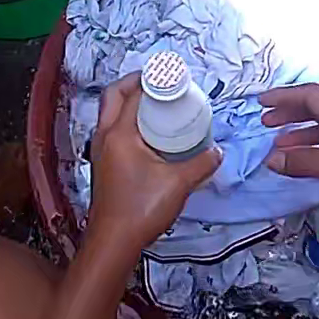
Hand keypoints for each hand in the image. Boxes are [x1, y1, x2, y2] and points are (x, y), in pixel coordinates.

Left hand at [86, 73, 222, 254]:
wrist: (113, 242)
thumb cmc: (141, 209)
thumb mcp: (178, 184)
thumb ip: (202, 164)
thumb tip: (217, 151)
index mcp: (119, 134)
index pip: (134, 95)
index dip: (153, 81)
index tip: (172, 76)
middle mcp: (105, 136)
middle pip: (113, 95)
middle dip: (134, 82)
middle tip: (157, 81)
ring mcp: (100, 150)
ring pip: (109, 112)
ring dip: (128, 100)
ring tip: (154, 102)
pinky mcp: (102, 163)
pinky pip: (111, 128)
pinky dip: (126, 119)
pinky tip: (147, 131)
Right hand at [260, 83, 318, 232]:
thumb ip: (303, 162)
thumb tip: (270, 159)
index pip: (310, 95)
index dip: (285, 96)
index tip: (261, 102)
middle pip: (314, 110)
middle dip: (288, 113)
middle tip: (264, 122)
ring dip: (297, 135)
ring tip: (276, 145)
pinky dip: (308, 153)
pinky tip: (298, 163)